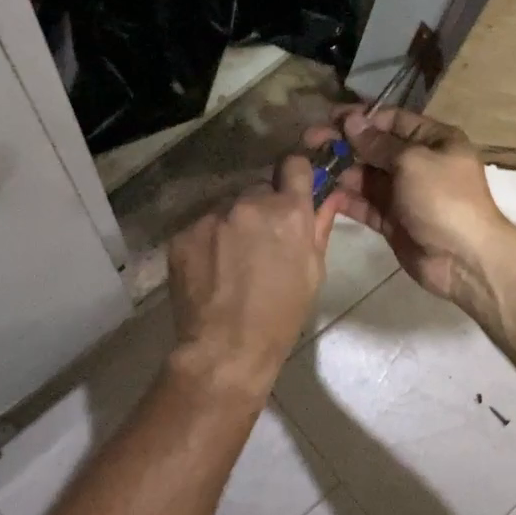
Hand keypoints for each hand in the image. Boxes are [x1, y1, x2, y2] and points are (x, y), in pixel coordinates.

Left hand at [166, 155, 340, 398]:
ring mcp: (211, 217)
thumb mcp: (312, 272)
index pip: (295, 165)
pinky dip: (207, 242)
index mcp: (288, 211)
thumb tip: (331, 195)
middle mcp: (249, 204)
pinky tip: (211, 271)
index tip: (293, 189)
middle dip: (262, 208)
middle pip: (258, 189)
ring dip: (232, 224)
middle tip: (261, 242)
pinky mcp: (183, 234)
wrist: (226, 349)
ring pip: (227, 208)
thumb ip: (320, 227)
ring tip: (231, 262)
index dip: (296, 175)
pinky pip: (201, 227)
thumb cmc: (281, 316)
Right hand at [305, 106, 511, 302]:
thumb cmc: (443, 199)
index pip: (393, 120)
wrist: (464, 259)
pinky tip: (321, 193)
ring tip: (309, 167)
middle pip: (376, 147)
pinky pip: (365, 203)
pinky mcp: (393, 220)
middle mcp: (419, 163)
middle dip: (345, 144)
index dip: (362, 118)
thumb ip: (379, 143)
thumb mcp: (413, 161)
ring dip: (340, 170)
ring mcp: (405, 193)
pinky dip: (345, 198)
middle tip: (310, 142)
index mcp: (434, 140)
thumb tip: (352, 121)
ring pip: (367, 176)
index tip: (330, 118)